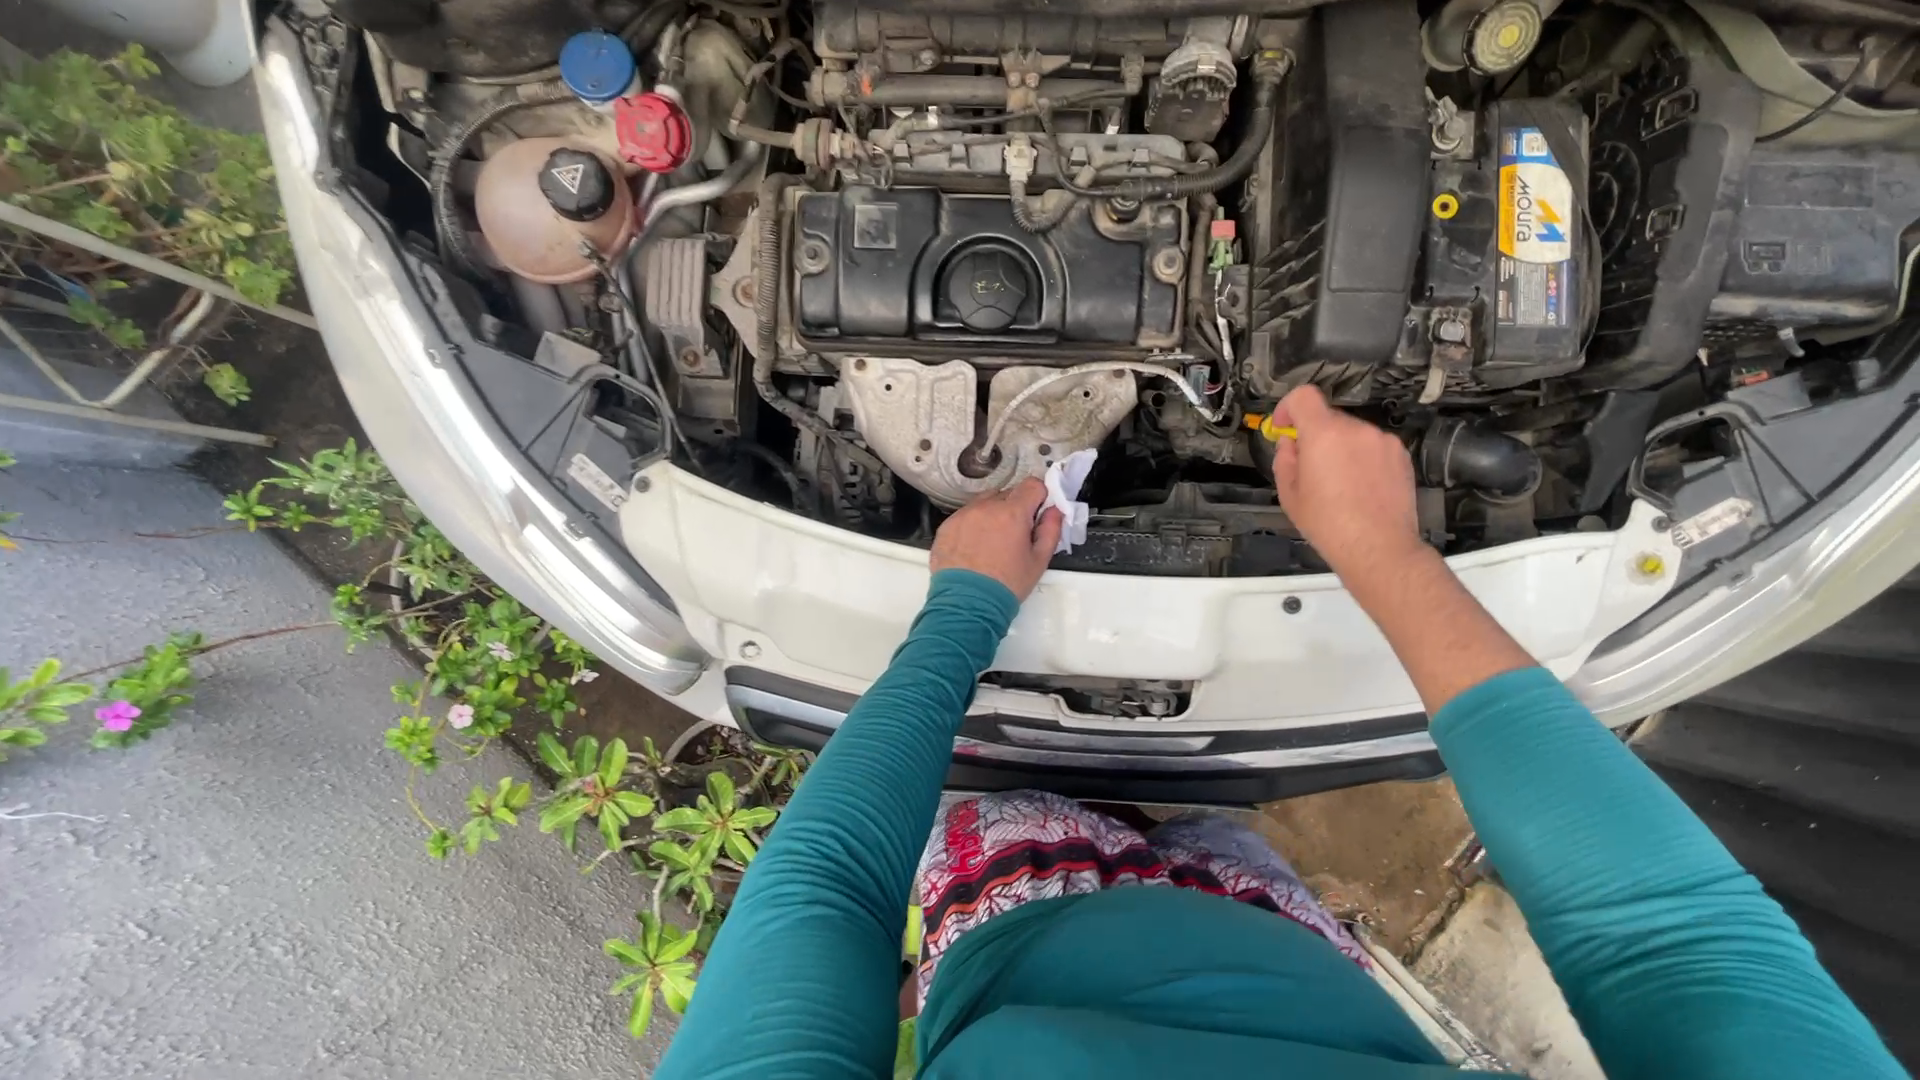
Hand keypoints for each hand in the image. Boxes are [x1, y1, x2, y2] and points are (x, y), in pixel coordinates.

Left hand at [930, 478, 1063, 601]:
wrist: (966, 605)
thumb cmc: (1006, 585)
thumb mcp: (1039, 561)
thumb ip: (1051, 530)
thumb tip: (1054, 511)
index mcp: (1012, 513)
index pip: (1032, 485)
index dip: (1039, 497)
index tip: (1037, 513)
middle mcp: (985, 507)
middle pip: (1008, 493)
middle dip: (1016, 508)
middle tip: (1016, 535)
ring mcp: (963, 515)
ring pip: (985, 502)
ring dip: (993, 514)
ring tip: (993, 542)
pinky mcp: (947, 526)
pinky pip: (965, 515)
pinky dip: (973, 524)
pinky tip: (975, 548)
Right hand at [1269, 385, 1426, 583]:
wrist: (1378, 547)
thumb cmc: (1328, 524)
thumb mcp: (1290, 495)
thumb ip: (1285, 460)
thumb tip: (1291, 444)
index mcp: (1323, 435)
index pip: (1303, 397)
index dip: (1288, 407)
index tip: (1284, 427)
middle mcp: (1356, 429)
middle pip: (1328, 418)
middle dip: (1315, 436)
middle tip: (1310, 468)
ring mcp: (1383, 440)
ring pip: (1352, 434)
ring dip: (1340, 448)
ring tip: (1339, 483)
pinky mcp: (1401, 455)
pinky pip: (1373, 446)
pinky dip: (1363, 458)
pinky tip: (1361, 487)